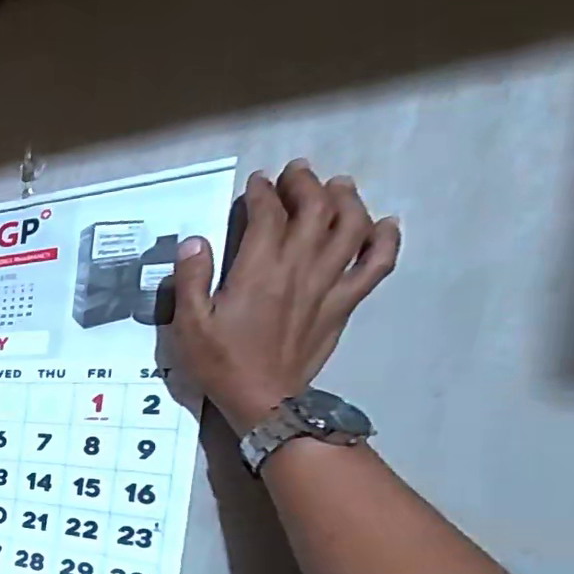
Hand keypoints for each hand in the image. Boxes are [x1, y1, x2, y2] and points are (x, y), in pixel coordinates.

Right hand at [171, 160, 400, 430]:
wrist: (263, 400)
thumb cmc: (220, 363)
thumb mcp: (189, 325)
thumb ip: (190, 280)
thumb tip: (194, 242)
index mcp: (258, 271)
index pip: (268, 215)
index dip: (263, 193)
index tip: (256, 183)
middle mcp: (298, 269)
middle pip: (315, 210)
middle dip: (305, 184)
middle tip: (295, 173)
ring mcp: (327, 285)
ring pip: (350, 227)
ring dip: (346, 200)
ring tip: (336, 186)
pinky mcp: (343, 305)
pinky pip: (376, 265)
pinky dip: (385, 241)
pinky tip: (385, 225)